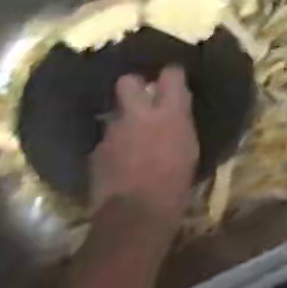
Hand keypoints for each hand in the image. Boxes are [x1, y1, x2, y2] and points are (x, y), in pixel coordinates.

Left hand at [89, 65, 198, 226]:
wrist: (136, 213)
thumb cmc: (176, 182)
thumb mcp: (190, 147)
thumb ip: (180, 122)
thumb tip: (176, 110)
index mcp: (169, 112)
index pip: (170, 74)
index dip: (172, 75)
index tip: (174, 80)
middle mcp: (138, 114)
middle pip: (127, 82)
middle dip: (134, 86)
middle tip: (144, 100)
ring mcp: (112, 132)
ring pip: (116, 115)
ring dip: (125, 122)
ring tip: (135, 141)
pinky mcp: (96, 152)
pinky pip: (107, 141)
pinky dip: (115, 148)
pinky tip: (122, 163)